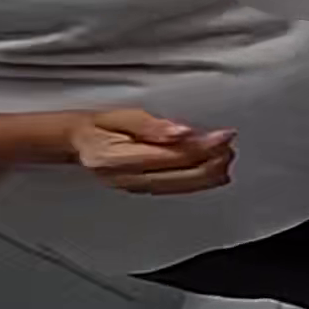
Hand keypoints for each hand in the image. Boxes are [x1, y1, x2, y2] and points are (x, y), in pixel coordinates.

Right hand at [69, 109, 236, 195]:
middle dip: (216, 159)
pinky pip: (189, 188)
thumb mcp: (122, 116)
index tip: (226, 134)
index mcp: (114, 159)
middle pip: (190, 176)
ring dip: (215, 168)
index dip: (206, 146)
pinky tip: (211, 162)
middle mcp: (127, 179)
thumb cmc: (102, 126)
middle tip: (226, 142)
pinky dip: (207, 176)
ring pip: (194, 185)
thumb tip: (183, 133)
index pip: (174, 157)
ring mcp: (140, 189)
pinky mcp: (152, 192)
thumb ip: (153, 126)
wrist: (83, 141)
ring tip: (221, 149)